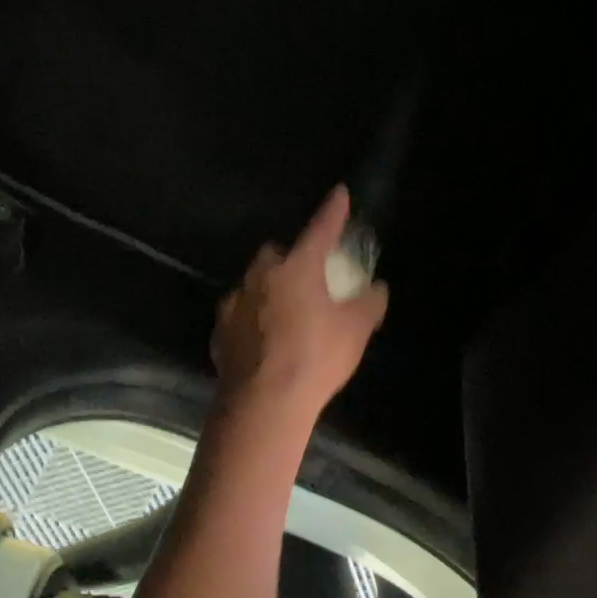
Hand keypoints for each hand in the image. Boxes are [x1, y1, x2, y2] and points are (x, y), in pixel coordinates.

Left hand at [211, 186, 390, 412]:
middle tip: (309, 280)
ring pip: (254, 284)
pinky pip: (240, 316)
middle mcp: (260, 276)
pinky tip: (264, 342)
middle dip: (291, 259)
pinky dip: (252, 321)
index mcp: (296, 267)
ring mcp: (234, 303)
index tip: (340, 193)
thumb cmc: (315, 358)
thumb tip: (377, 288)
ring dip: (269, 291)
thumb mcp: (356, 330)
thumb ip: (369, 303)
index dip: (333, 211)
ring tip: (286, 315)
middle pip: (276, 254)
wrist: (263, 404)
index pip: (320, 229)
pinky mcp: (219, 332)